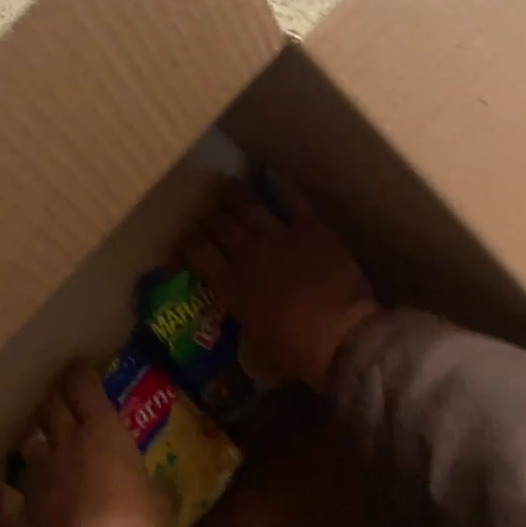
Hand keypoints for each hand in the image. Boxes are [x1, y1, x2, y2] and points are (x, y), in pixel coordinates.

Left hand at [0, 362, 171, 526]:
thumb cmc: (134, 523)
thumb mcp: (161, 506)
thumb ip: (161, 490)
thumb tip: (171, 485)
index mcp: (101, 431)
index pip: (83, 386)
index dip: (79, 375)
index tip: (79, 369)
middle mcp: (65, 442)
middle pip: (50, 407)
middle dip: (53, 401)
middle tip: (58, 400)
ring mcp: (38, 477)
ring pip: (27, 445)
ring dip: (30, 441)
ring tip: (31, 439)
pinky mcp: (17, 512)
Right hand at [184, 181, 378, 389]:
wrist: (342, 335)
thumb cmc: (297, 352)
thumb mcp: (258, 349)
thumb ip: (246, 326)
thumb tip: (243, 323)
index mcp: (231, 284)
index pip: (198, 254)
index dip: (188, 242)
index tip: (183, 236)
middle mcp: (248, 253)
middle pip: (219, 225)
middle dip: (208, 216)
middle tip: (204, 209)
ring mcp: (279, 236)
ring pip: (248, 206)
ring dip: (234, 195)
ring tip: (224, 184)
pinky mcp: (310, 228)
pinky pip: (292, 200)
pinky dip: (280, 186)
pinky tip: (270, 174)